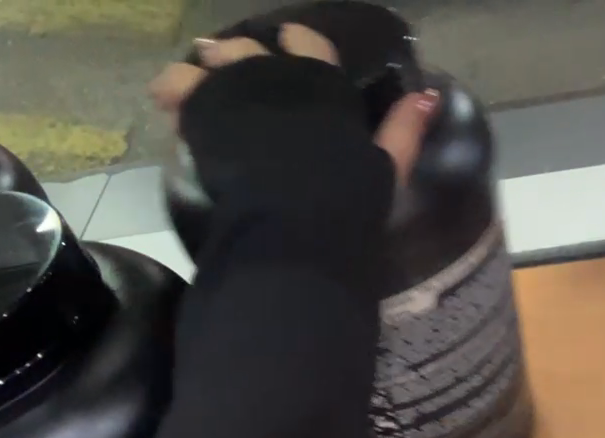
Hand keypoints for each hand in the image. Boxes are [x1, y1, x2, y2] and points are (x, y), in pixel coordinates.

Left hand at [147, 23, 438, 185]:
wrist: (295, 229)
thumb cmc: (347, 202)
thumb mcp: (387, 167)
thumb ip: (405, 130)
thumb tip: (429, 95)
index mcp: (321, 79)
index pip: (306, 40)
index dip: (299, 51)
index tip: (295, 66)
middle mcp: (274, 71)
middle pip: (252, 47)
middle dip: (248, 63)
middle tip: (247, 88)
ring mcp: (233, 86)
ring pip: (213, 59)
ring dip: (212, 71)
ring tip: (210, 93)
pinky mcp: (198, 110)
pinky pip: (176, 84)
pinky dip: (175, 92)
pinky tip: (177, 106)